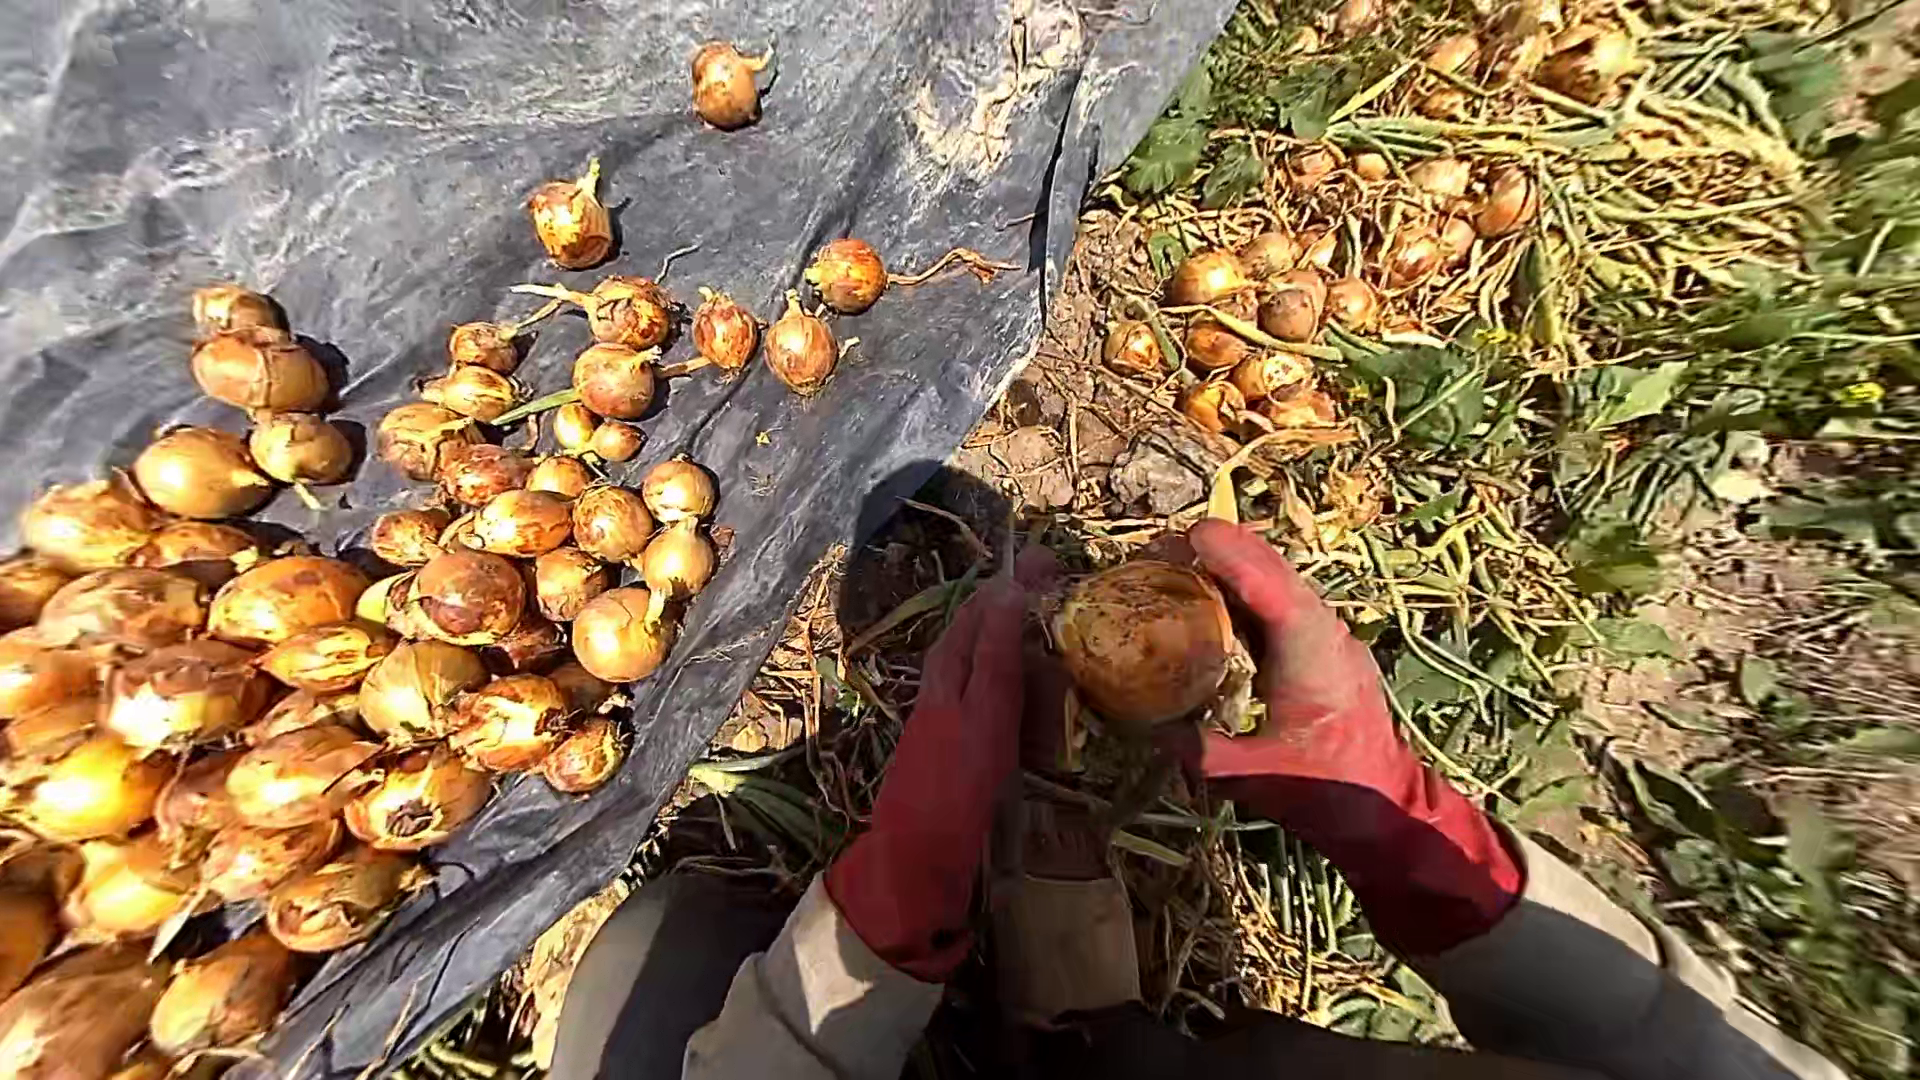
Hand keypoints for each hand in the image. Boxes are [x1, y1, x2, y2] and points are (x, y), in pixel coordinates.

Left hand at [826, 549, 1054, 980]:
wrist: (922, 845)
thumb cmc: (957, 775)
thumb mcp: (983, 707)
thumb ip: (995, 651)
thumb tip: (1008, 589)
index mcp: (949, 660)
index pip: (984, 604)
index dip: (1018, 581)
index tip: (1051, 562)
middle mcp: (946, 672)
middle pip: (983, 622)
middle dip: (1018, 600)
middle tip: (1057, 586)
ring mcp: (952, 700)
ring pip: (985, 649)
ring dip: (1015, 629)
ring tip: (1048, 620)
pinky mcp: (962, 724)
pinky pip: (989, 680)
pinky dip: (1011, 666)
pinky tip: (1029, 676)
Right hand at [1175, 520, 1522, 954]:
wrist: (1392, 812)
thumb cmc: (1328, 795)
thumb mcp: (1250, 777)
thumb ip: (1194, 747)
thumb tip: (1140, 718)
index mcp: (1315, 660)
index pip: (1274, 591)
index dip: (1232, 557)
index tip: (1188, 538)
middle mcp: (1327, 635)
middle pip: (1277, 569)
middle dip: (1221, 548)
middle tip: (1162, 547)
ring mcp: (1329, 635)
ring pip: (1279, 577)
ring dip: (1230, 560)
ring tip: (1176, 559)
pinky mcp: (1321, 641)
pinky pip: (1277, 596)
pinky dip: (1240, 582)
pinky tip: (1207, 590)